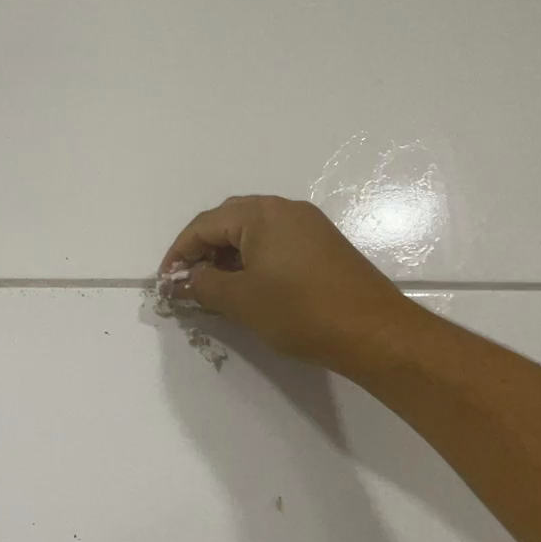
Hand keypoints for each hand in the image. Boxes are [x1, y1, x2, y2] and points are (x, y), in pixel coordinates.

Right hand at [159, 195, 424, 371]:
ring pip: (253, 232)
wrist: (374, 332)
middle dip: (203, 251)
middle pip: (228, 222)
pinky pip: (275, 242)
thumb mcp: (240, 300)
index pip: (204, 225)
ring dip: (228, 256)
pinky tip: (249, 287)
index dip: (179, 253)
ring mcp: (308, 225)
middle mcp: (285, 209)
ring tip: (215, 289)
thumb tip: (183, 280)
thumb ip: (203, 285)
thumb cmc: (300, 312)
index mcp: (261, 214)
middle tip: (188, 283)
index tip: (166, 282)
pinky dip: (253, 260)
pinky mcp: (323, 245)